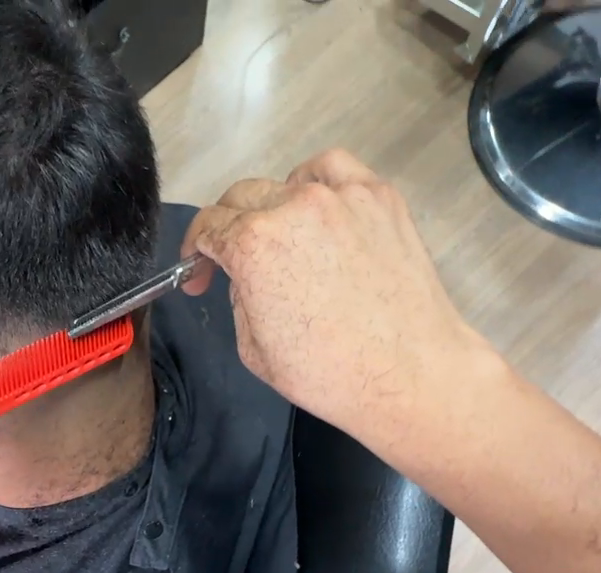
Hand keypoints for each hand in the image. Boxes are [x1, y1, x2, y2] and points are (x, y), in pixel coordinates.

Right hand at [181, 149, 505, 437]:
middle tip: (234, 262)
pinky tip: (319, 211)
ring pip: (287, 180)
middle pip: (241, 197)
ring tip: (281, 235)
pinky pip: (335, 171)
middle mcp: (292, 207)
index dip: (195, 252)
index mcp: (252, 246)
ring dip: (272, 204)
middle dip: (227, 228)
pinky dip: (317, 184)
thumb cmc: (324, 373)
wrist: (404, 373)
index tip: (200, 275)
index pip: (207, 225)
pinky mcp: (380, 197)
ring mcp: (341, 196)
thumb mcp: (252, 347)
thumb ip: (240, 297)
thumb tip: (247, 277)